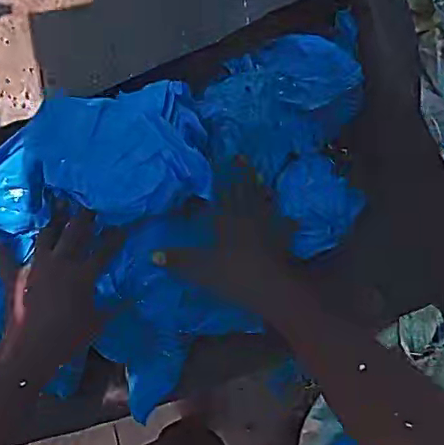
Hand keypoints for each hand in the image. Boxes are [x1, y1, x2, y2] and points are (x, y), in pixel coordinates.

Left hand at [0, 207, 121, 377]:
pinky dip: (5, 252)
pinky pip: (7, 260)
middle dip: (85, 217)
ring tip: (58, 209)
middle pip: (75, 232)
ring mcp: (35, 266)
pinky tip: (1, 243)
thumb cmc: (68, 338)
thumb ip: (115, 308)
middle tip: (90, 205)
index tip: (123, 227)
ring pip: (45, 236)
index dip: (116, 237)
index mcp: (84, 274)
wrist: (30, 349)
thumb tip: (132, 299)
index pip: (105, 250)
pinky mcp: (14, 276)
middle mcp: (60, 262)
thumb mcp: (98, 323)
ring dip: (53, 223)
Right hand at [158, 173, 314, 326]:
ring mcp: (269, 225)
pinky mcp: (284, 239)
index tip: (212, 164)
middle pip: (243, 190)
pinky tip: (291, 219)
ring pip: (264, 201)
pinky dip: (286, 220)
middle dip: (240, 173)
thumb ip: (178, 259)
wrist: (273, 287)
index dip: (215, 178)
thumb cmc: (234, 275)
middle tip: (240, 157)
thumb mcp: (200, 269)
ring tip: (262, 178)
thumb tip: (152, 255)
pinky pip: (286, 225)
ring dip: (262, 189)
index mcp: (227, 218)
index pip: (218, 193)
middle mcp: (247, 215)